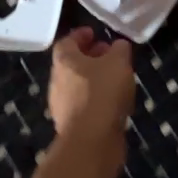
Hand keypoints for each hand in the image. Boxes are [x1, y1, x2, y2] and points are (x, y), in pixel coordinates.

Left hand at [47, 27, 134, 152]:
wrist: (91, 144)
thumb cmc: (102, 93)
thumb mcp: (118, 62)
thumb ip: (119, 49)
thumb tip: (118, 45)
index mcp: (64, 62)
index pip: (67, 42)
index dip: (80, 36)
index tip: (95, 33)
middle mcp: (57, 82)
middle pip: (71, 64)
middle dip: (90, 58)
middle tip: (109, 55)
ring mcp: (62, 107)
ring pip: (78, 87)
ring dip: (94, 81)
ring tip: (116, 80)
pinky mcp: (72, 128)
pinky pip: (84, 106)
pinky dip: (96, 101)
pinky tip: (114, 104)